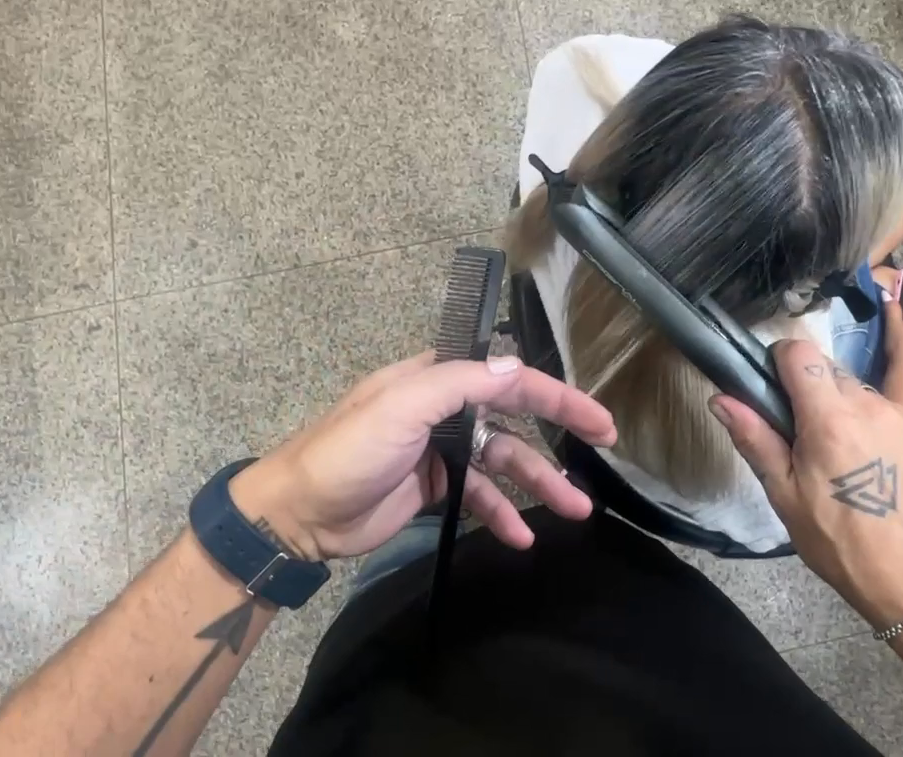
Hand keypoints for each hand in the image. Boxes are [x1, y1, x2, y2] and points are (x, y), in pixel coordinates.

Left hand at [229, 353, 616, 561]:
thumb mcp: (400, 406)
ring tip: (577, 510)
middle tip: (605, 446)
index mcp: (438, 378)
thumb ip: (459, 383)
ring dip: (539, 484)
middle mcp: (446, 408)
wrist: (298, 514)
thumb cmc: (349, 451)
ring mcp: (443, 450)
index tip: (596, 418)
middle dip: (560, 432)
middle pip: (515, 417)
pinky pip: (481, 497)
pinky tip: (523, 536)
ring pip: (504, 462)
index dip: (555, 395)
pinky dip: (502, 514)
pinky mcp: (436, 488)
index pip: (508, 378)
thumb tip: (516, 367)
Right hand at [709, 340, 902, 629]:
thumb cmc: (846, 549)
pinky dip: (888, 435)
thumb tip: (721, 398)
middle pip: (833, 375)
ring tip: (856, 468)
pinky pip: (901, 419)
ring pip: (867, 398)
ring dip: (853, 417)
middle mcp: (875, 407)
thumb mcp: (787, 499)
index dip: (783, 360)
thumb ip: (756, 440)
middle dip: (817, 398)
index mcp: (831, 420)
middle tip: (814, 445)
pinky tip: (891, 477)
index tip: (777, 387)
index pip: (800, 352)